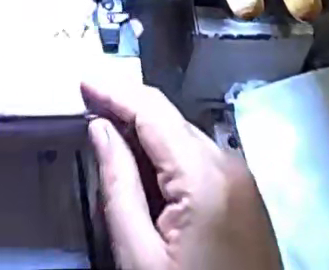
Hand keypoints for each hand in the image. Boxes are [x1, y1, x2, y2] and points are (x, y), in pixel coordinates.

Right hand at [83, 74, 281, 269]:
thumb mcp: (140, 259)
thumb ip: (119, 187)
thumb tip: (102, 129)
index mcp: (203, 172)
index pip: (153, 112)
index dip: (116, 91)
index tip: (84, 77)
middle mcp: (227, 160)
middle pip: (170, 120)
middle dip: (129, 109)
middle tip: (89, 103)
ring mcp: (240, 176)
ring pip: (184, 138)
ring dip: (147, 133)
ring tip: (107, 133)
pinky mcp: (244, 193)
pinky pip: (199, 160)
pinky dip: (168, 156)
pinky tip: (143, 169)